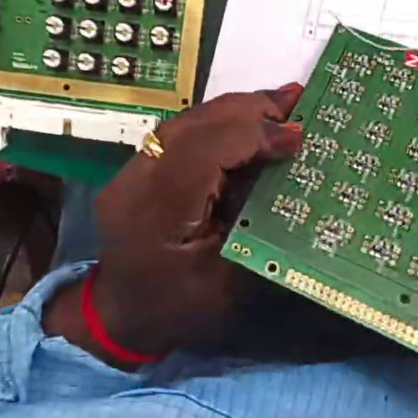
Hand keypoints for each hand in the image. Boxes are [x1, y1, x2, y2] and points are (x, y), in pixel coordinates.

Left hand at [45, 84, 305, 364]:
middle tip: (294, 101)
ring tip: (276, 105)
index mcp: (156, 212)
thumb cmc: (178, 307)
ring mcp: (127, 174)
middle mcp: (134, 182)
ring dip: (229, 113)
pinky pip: (174, 138)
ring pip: (181, 125)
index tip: (297, 136)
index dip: (252, 135)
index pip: (203, 152)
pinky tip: (241, 124)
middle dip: (245, 111)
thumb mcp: (228, 279)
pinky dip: (211, 127)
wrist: (121, 316)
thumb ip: (254, 220)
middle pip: (189, 127)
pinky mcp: (132, 173)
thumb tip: (286, 170)